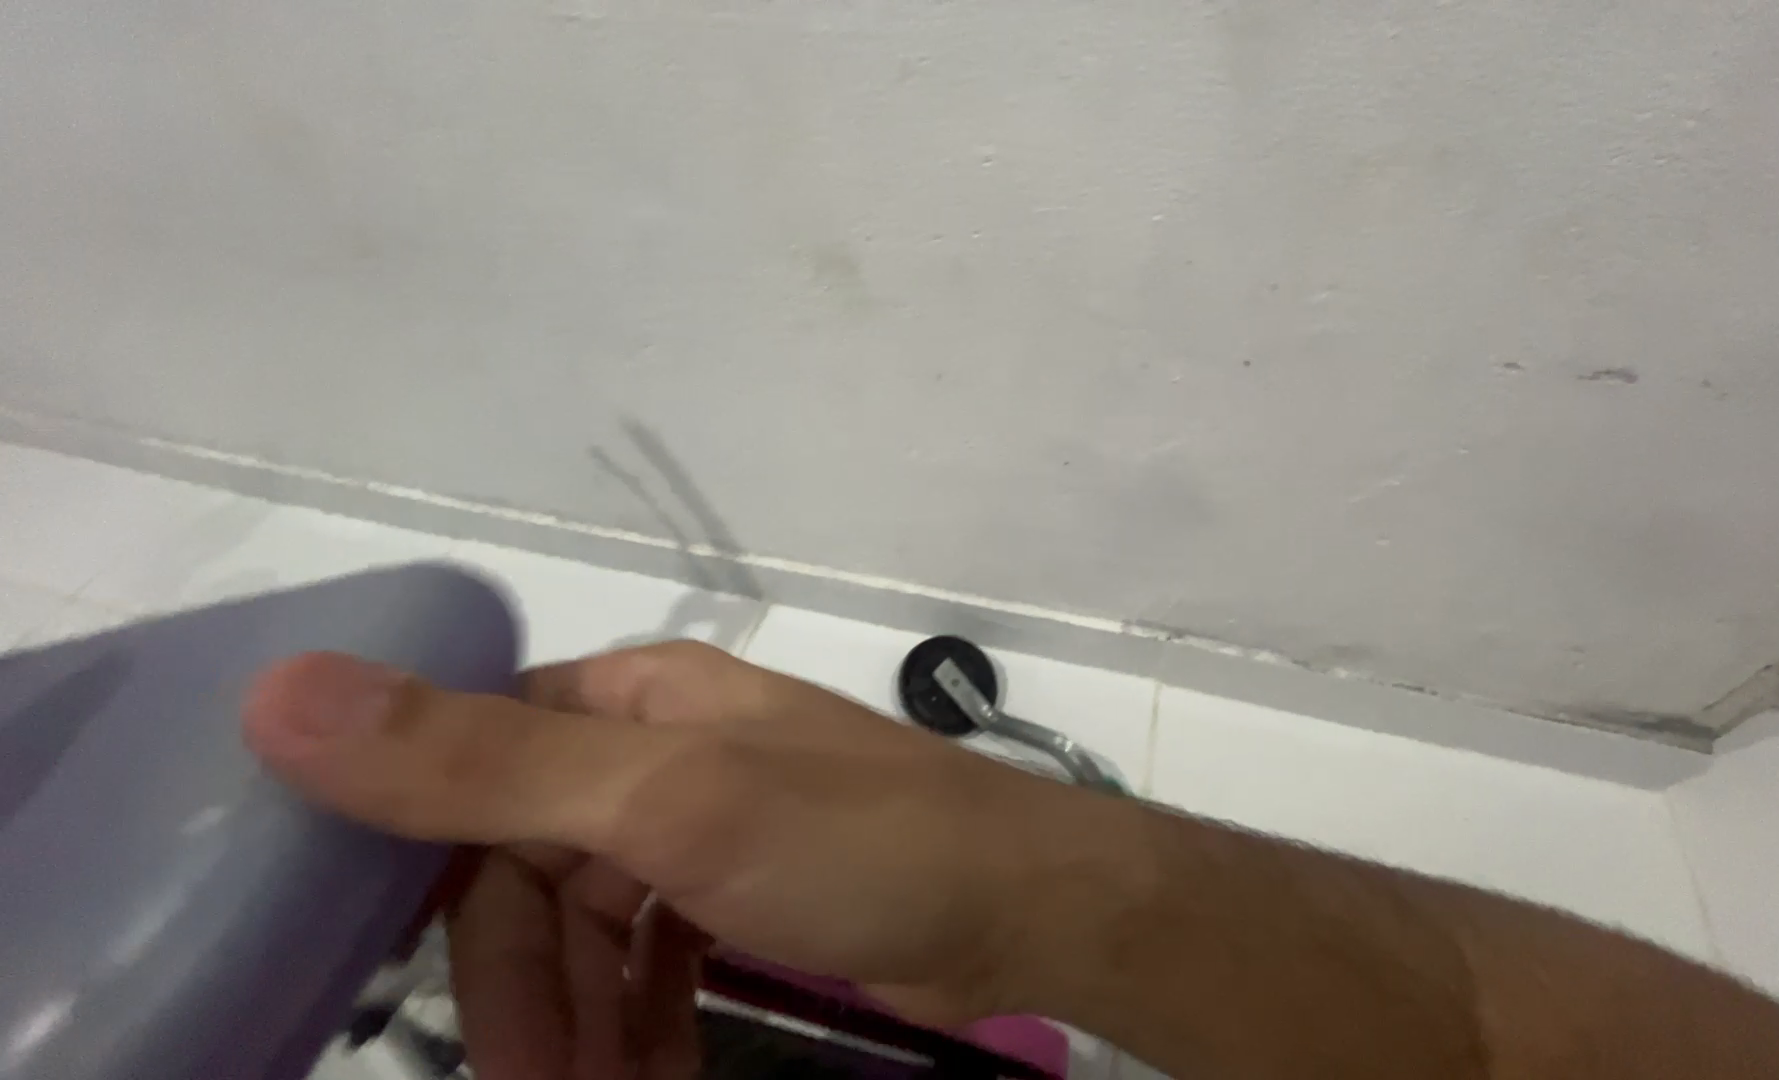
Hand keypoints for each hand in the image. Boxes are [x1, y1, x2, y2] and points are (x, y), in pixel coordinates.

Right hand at [243, 642, 1136, 1079]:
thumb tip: (285, 691)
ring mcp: (706, 822)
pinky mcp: (740, 888)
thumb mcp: (669, 800)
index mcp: (641, 700)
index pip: (480, 752)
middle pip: (530, 859)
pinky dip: (633, 1018)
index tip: (368, 964)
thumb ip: (488, 759)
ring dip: (575, 1016)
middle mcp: (666, 747)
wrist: (1011, 902)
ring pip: (586, 922)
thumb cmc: (853, 838)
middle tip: (530, 1078)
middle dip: (518, 976)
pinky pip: (647, 953)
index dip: (417, 848)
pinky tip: (646, 1069)